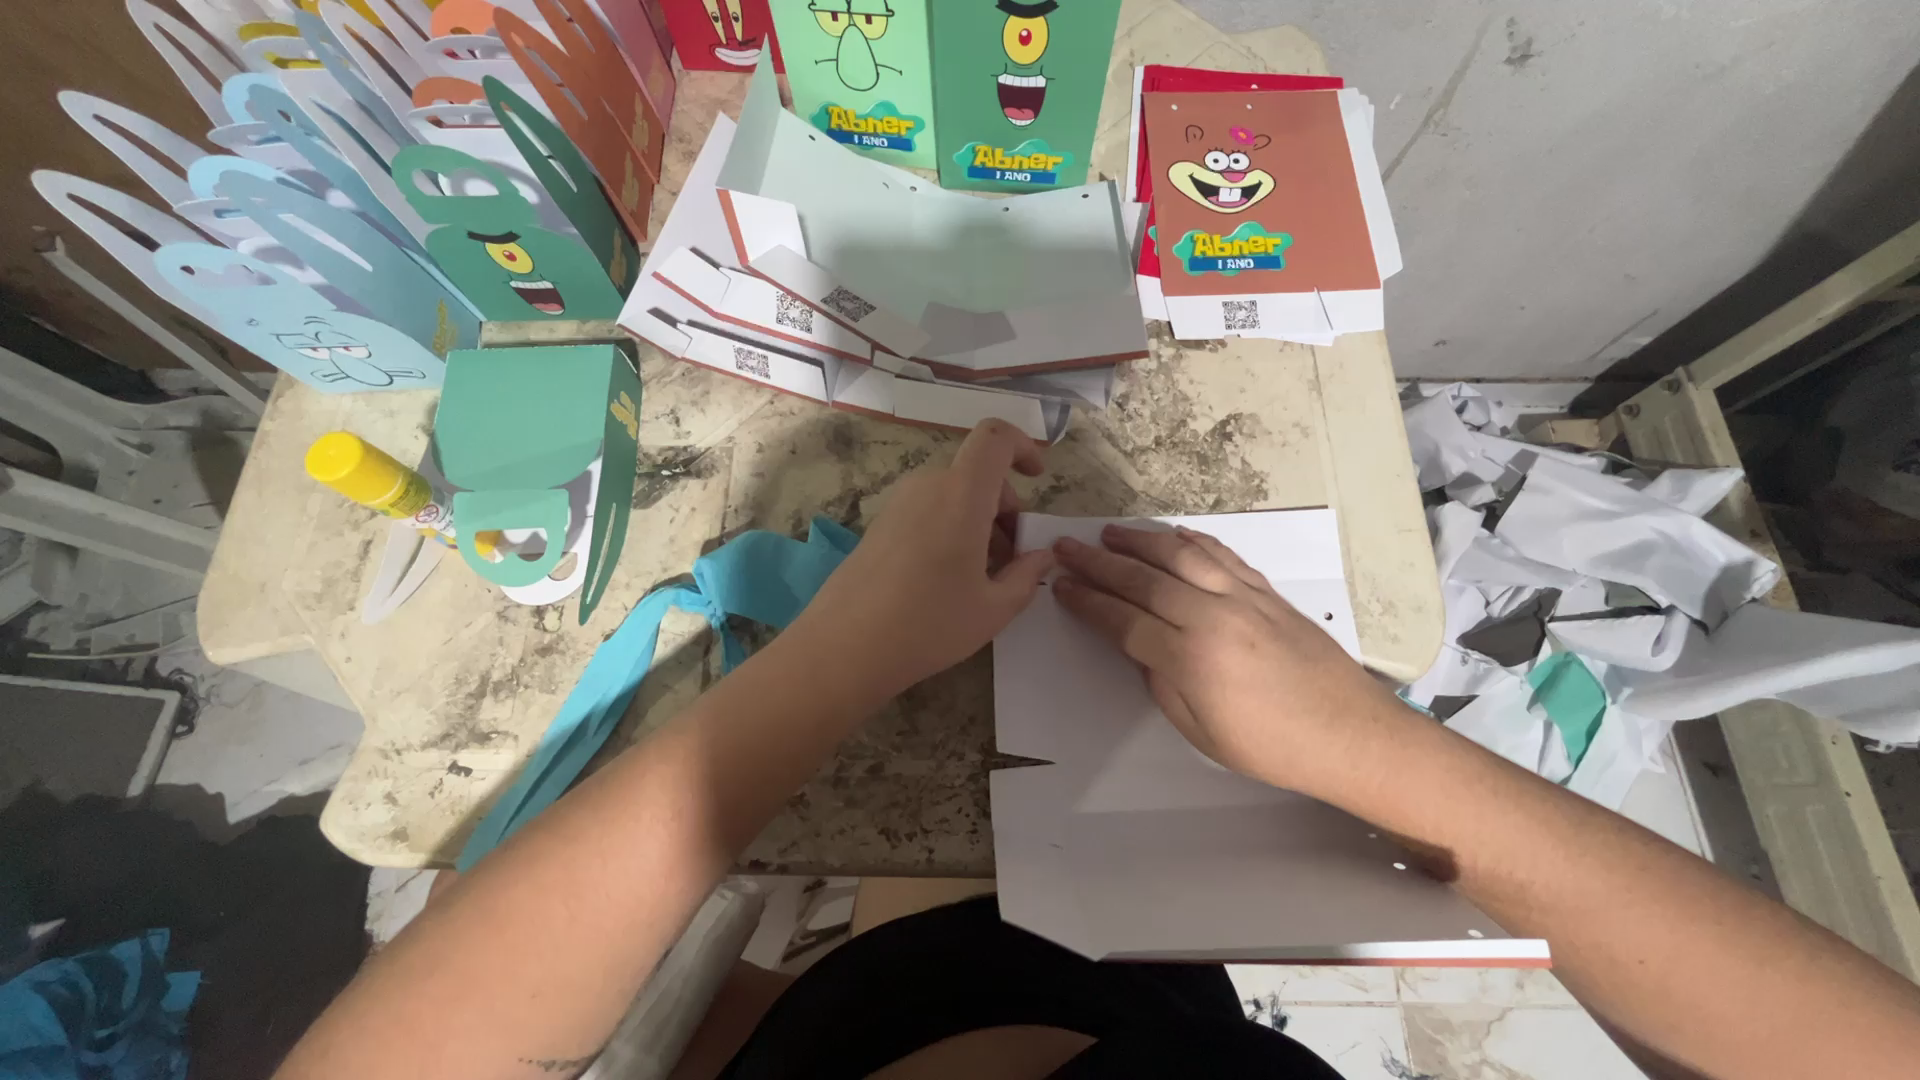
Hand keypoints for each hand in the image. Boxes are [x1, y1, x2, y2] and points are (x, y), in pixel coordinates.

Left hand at [797, 420, 1054, 700]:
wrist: (844, 646)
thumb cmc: (928, 625)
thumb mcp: (993, 609)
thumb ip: (1026, 576)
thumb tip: (1041, 557)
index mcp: (962, 495)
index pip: (995, 437)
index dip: (1022, 445)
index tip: (1036, 478)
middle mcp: (928, 486)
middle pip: (977, 473)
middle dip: (1004, 505)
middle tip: (1014, 556)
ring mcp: (899, 504)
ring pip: (952, 493)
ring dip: (978, 520)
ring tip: (984, 575)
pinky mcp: (880, 524)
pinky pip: (928, 509)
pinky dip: (951, 527)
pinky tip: (948, 579)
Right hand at [1052, 524, 1412, 799]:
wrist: (1351, 734)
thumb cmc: (1271, 747)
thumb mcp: (1200, 731)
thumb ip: (1162, 683)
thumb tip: (1140, 646)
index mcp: (1192, 658)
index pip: (1125, 620)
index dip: (1089, 602)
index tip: (1061, 586)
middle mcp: (1214, 616)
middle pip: (1145, 580)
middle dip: (1100, 563)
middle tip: (1067, 547)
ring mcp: (1244, 598)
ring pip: (1182, 557)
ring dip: (1140, 541)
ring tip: (1109, 533)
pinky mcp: (1268, 593)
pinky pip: (1223, 556)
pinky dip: (1192, 541)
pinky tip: (1173, 536)